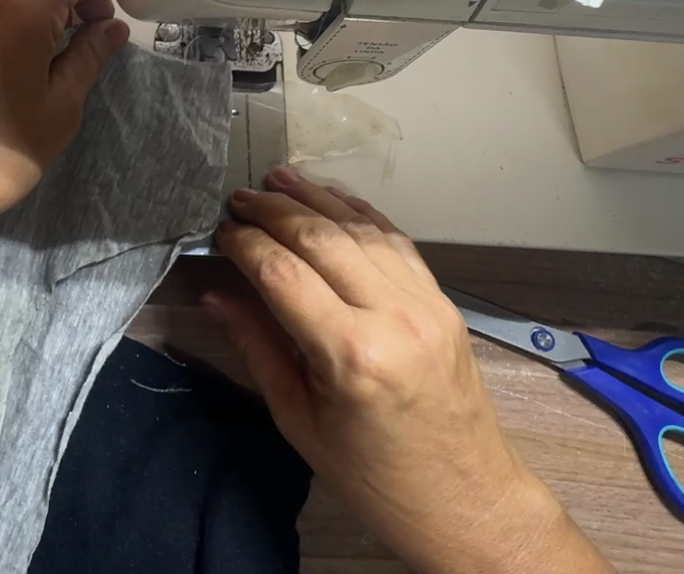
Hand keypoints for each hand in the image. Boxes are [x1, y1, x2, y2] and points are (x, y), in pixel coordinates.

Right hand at [208, 169, 610, 573]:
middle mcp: (392, 316)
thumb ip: (256, 346)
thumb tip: (216, 294)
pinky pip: (395, 239)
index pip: (282, 273)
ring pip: (360, 227)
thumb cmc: (371, 475)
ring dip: (314, 197)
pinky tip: (330, 197)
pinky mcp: (442, 299)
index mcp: (350, 355)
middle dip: (273, 210)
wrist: (467, 503)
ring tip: (277, 180)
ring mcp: (424, 302)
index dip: (244, 244)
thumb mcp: (297, 419)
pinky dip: (358, 212)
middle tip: (239, 198)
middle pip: (320, 237)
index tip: (220, 233)